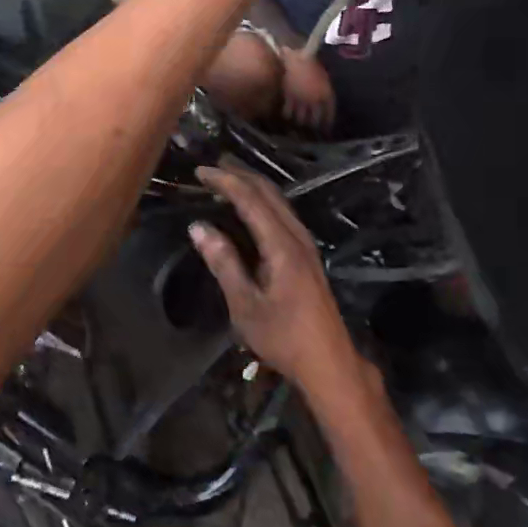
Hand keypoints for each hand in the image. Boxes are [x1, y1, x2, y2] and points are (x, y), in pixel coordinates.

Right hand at [190, 165, 355, 387]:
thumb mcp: (245, 306)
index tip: (201, 171)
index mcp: (282, 245)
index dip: (226, 182)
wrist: (328, 359)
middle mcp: (297, 236)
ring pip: (278, 201)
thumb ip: (224, 263)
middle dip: (240, 175)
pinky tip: (251, 207)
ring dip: (252, 186)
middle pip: (269, 193)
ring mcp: (305, 244)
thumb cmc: (284, 337)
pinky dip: (262, 201)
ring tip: (228, 177)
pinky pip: (282, 213)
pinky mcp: (306, 253)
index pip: (251, 200)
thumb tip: (199, 227)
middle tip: (212, 166)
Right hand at [280, 52, 336, 134]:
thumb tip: (323, 101)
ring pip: (301, 118)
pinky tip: (286, 115)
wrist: (299, 57)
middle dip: (314, 124)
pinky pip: (288, 111)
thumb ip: (324, 90)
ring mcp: (302, 100)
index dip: (328, 121)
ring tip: (298, 123)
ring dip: (300, 121)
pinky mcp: (289, 97)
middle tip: (312, 127)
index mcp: (327, 94)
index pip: (329, 112)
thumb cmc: (312, 63)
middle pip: (315, 119)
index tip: (327, 127)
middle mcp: (316, 100)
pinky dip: (287, 115)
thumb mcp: (322, 76)